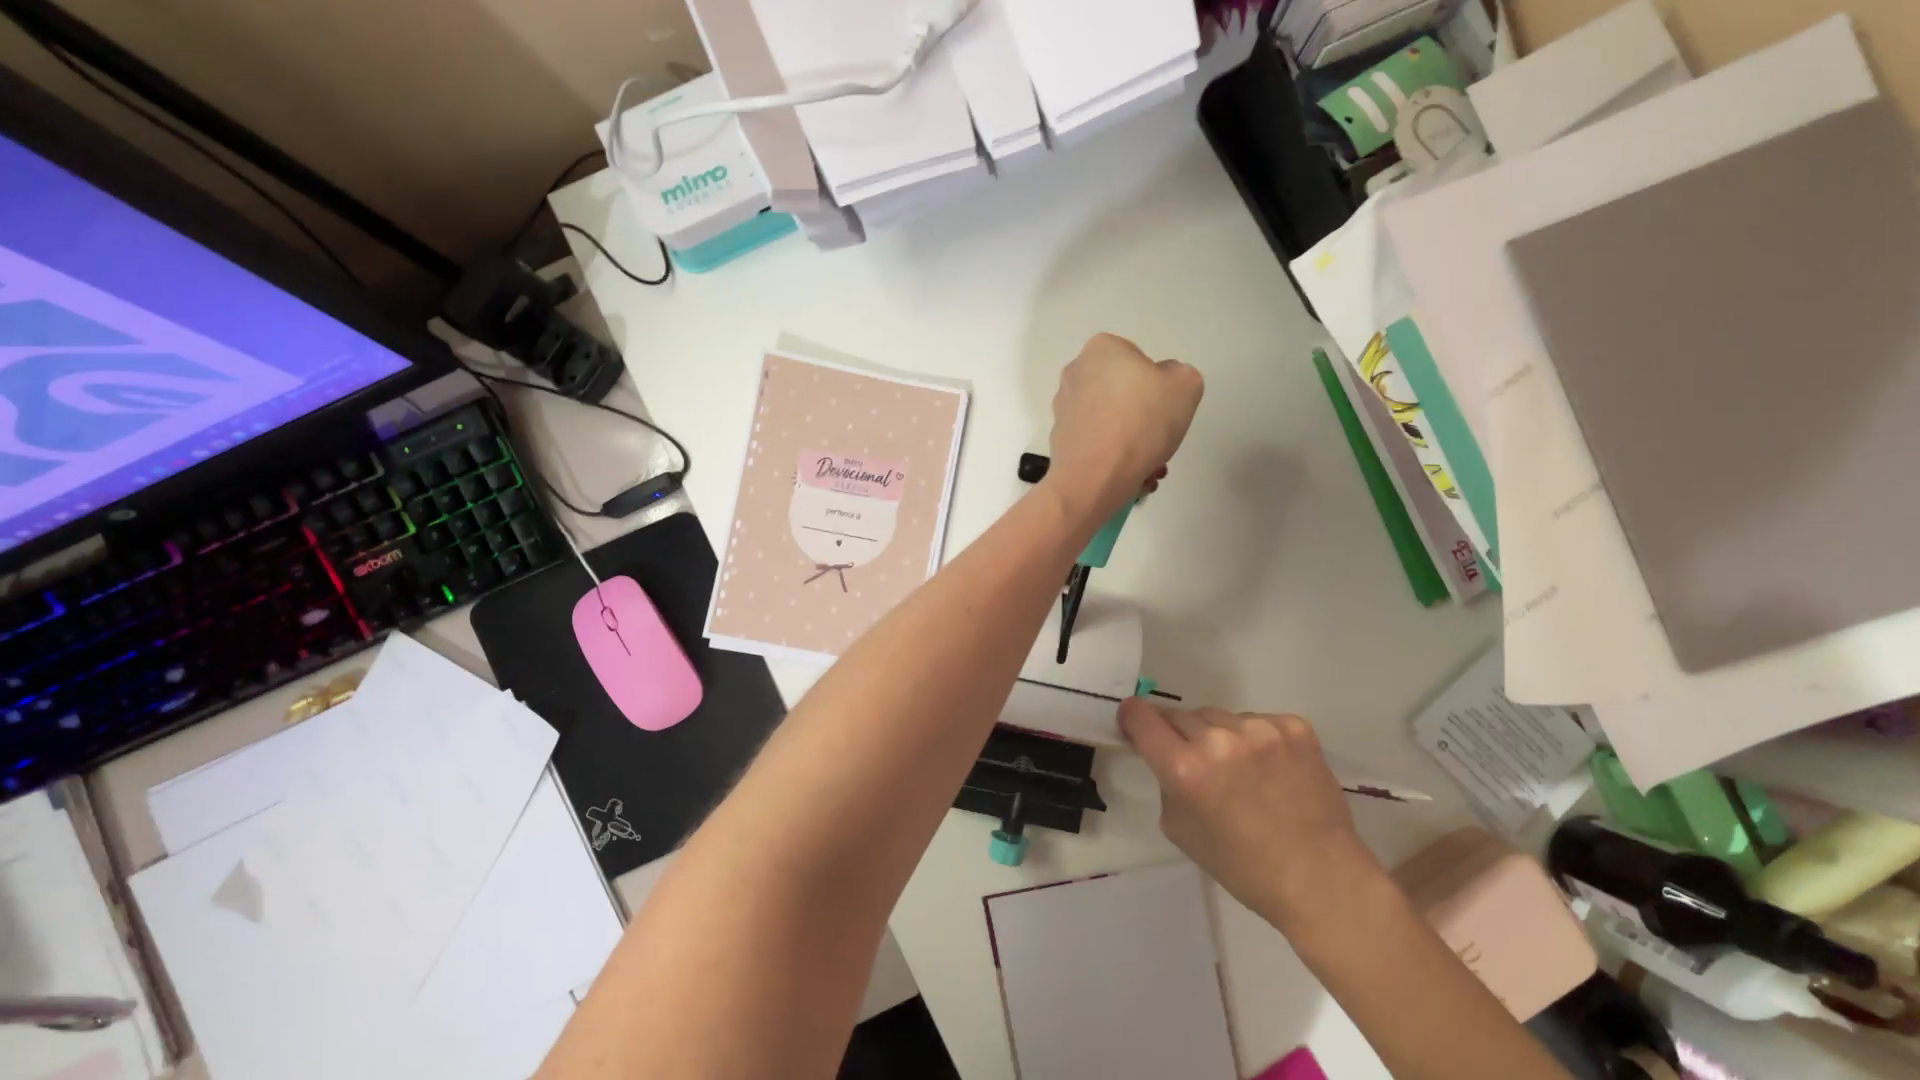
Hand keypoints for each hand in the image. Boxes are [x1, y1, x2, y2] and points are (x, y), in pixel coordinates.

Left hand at [1047, 334, 1201, 520]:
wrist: (1097, 474)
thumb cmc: (1143, 420)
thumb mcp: (1186, 385)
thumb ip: (1179, 375)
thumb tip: (1160, 386)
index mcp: (1101, 349)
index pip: (1138, 360)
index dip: (1157, 385)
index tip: (1163, 407)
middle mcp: (1075, 373)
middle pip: (1122, 394)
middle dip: (1144, 419)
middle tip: (1159, 440)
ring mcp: (1063, 408)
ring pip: (1111, 423)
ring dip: (1133, 442)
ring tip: (1150, 467)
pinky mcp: (1060, 440)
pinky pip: (1096, 444)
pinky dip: (1115, 458)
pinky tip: (1131, 476)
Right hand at [1119, 699, 1379, 928]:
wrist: (1319, 876)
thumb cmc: (1241, 865)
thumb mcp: (1179, 829)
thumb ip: (1166, 782)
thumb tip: (1166, 753)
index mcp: (1185, 769)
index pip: (1143, 718)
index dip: (1133, 717)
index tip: (1135, 722)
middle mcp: (1219, 740)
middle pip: (1180, 715)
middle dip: (1179, 735)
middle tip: (1195, 762)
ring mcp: (1261, 730)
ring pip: (1220, 717)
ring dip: (1219, 735)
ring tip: (1239, 770)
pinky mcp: (1295, 728)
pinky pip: (1258, 721)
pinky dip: (1256, 739)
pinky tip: (1270, 769)